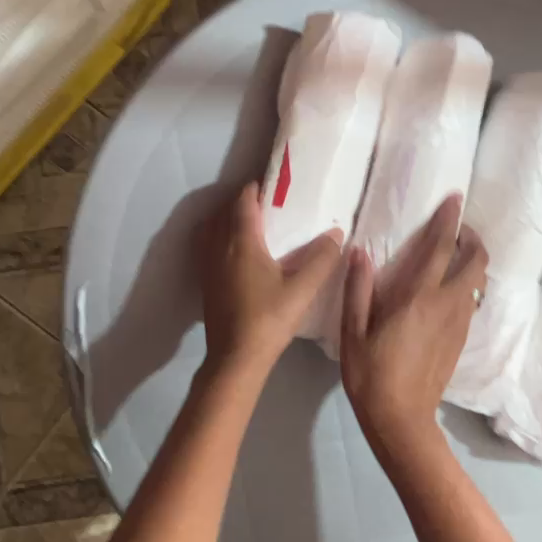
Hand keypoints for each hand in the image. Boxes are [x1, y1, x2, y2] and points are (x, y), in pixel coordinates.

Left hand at [198, 183, 343, 373]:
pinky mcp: (205, 280)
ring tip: (254, 223)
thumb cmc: (268, 320)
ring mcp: (207, 264)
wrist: (235, 357)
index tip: (276, 185)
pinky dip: (221, 236)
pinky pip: (208, 244)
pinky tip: (239, 251)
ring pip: (212, 227)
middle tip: (269, 203)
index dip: (258, 188)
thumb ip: (321, 258)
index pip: (244, 200)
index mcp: (240, 241)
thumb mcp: (302, 290)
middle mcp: (218, 246)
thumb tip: (336, 232)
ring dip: (229, 218)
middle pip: (225, 210)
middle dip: (243, 201)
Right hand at [339, 195, 488, 450]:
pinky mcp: (460, 341)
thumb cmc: (371, 375)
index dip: (449, 221)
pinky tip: (447, 290)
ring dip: (471, 262)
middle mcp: (447, 306)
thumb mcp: (353, 331)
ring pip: (478, 283)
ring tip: (452, 255)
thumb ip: (357, 289)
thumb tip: (359, 252)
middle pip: (476, 262)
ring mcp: (459, 325)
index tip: (454, 198)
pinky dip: (466, 285)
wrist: (402, 420)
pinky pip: (471, 301)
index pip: (442, 248)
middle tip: (455, 230)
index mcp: (419, 299)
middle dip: (472, 240)